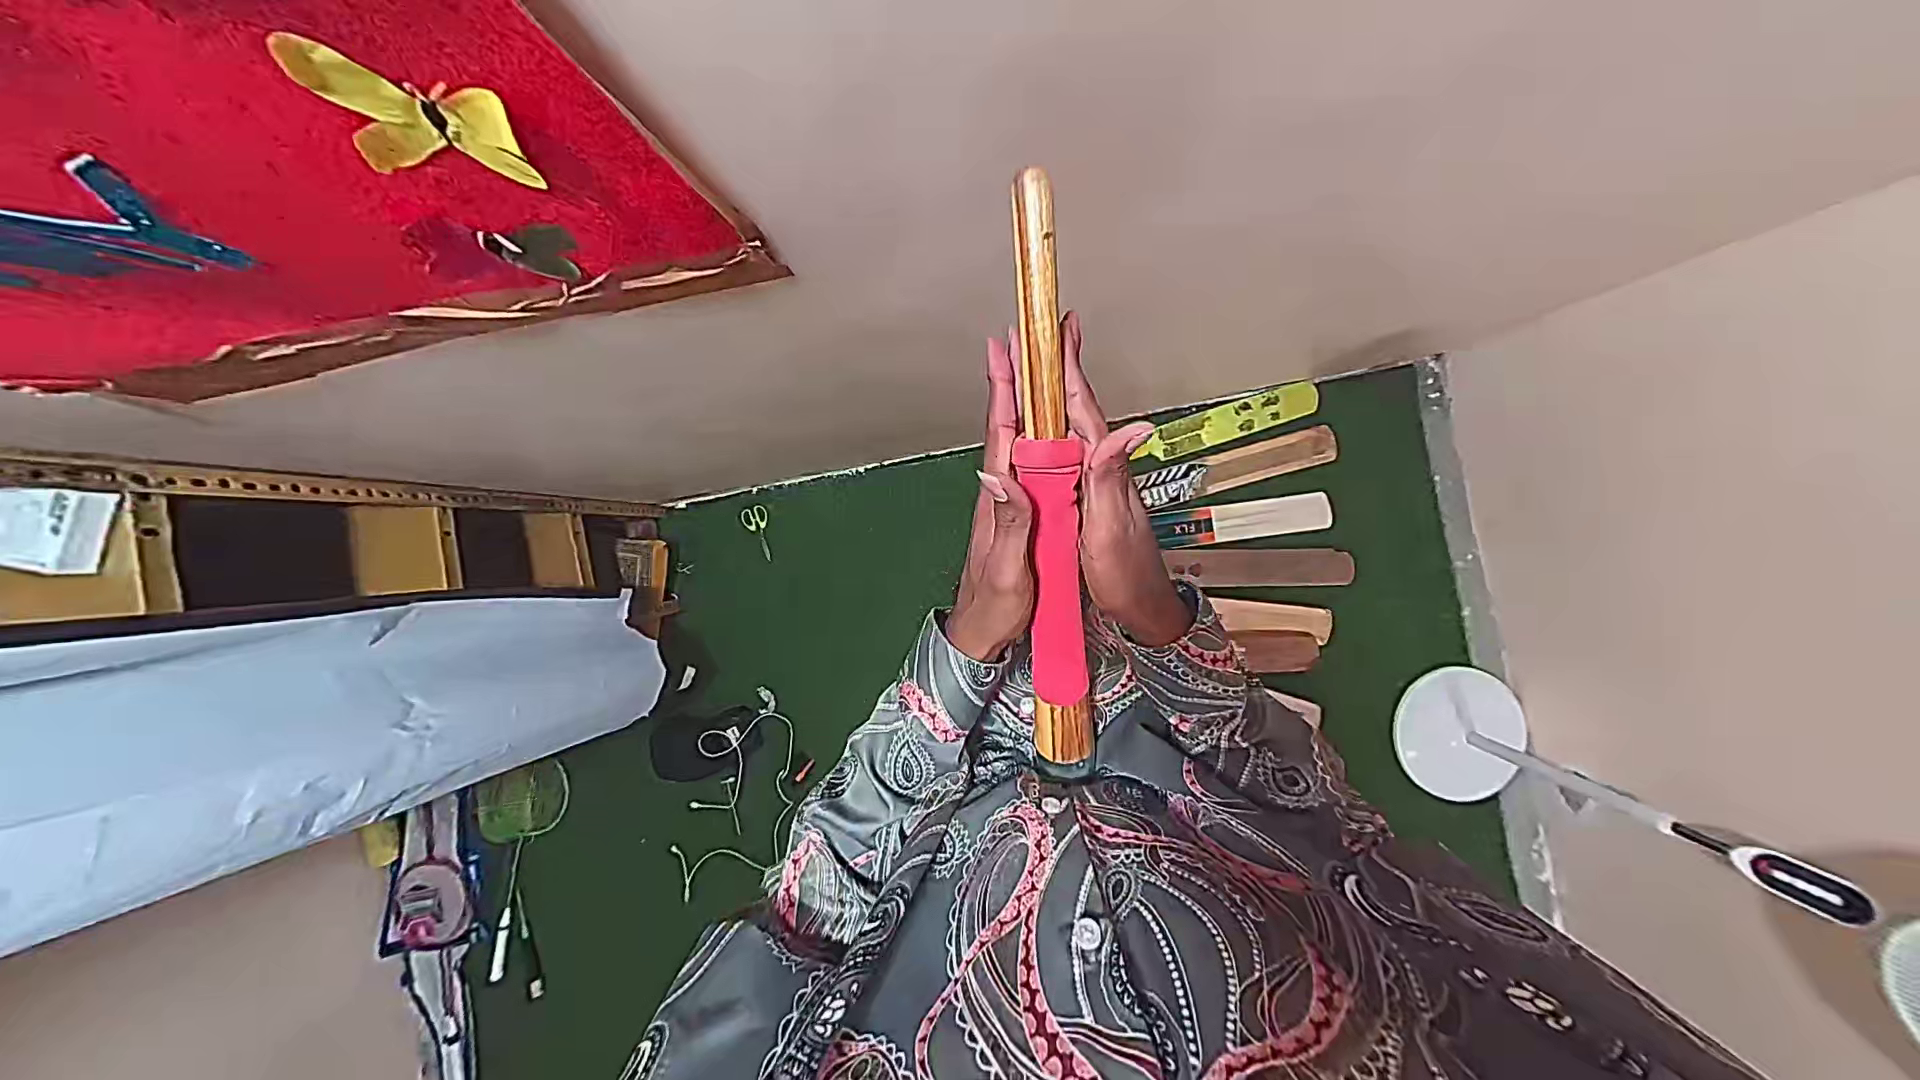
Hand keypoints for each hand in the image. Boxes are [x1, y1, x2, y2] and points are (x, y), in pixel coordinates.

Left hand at [946, 333, 1036, 661]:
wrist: (983, 632)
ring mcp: (1009, 501)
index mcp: (998, 498)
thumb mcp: (1005, 568)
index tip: (1005, 348)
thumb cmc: (993, 604)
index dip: (1004, 390)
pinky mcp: (1019, 514)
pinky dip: (1034, 438)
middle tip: (1024, 342)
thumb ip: (1009, 522)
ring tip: (1034, 372)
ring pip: (1018, 442)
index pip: (1001, 433)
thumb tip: (999, 472)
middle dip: (1015, 381)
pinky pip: (1028, 466)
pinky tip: (1042, 432)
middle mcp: (1001, 491)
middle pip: (1009, 426)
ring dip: (1024, 404)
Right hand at [1060, 312, 1192, 645]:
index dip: (1068, 367)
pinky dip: (1049, 430)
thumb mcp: (1113, 528)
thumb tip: (1126, 426)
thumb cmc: (1126, 573)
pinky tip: (1041, 426)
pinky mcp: (1085, 494)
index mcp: (1102, 467)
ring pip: (1066, 427)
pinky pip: (1063, 452)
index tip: (1057, 330)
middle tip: (1037, 334)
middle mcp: (1098, 466)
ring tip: (1034, 366)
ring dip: (1050, 394)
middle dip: (1055, 368)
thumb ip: (1111, 477)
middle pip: (1072, 407)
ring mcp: (1092, 479)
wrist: (1140, 604)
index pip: (1082, 407)